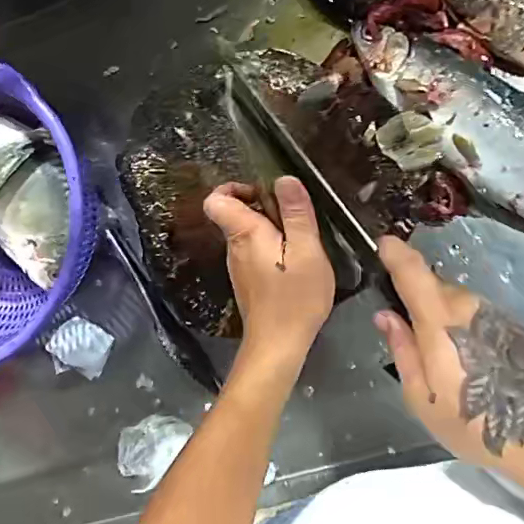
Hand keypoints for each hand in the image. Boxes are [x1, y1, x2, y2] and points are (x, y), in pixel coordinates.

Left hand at [204, 177, 335, 358]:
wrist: (279, 345)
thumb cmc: (294, 296)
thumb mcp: (307, 250)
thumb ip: (296, 214)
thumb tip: (284, 179)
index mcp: (244, 233)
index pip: (216, 200)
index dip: (235, 188)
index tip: (264, 193)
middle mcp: (234, 248)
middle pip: (236, 214)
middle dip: (263, 207)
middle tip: (296, 217)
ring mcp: (239, 267)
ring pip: (249, 235)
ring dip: (272, 230)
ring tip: (302, 241)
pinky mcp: (249, 282)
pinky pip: (256, 252)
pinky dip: (273, 249)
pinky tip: (297, 264)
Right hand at [372, 236, 523, 465]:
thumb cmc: (472, 420)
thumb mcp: (421, 395)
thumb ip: (402, 349)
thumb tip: (386, 317)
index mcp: (439, 318)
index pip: (412, 270)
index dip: (395, 253)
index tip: (383, 243)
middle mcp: (467, 304)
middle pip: (434, 288)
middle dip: (418, 302)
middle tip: (410, 336)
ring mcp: (493, 312)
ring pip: (456, 302)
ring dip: (443, 319)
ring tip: (443, 360)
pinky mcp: (511, 324)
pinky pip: (475, 316)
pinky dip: (464, 328)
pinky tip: (469, 362)